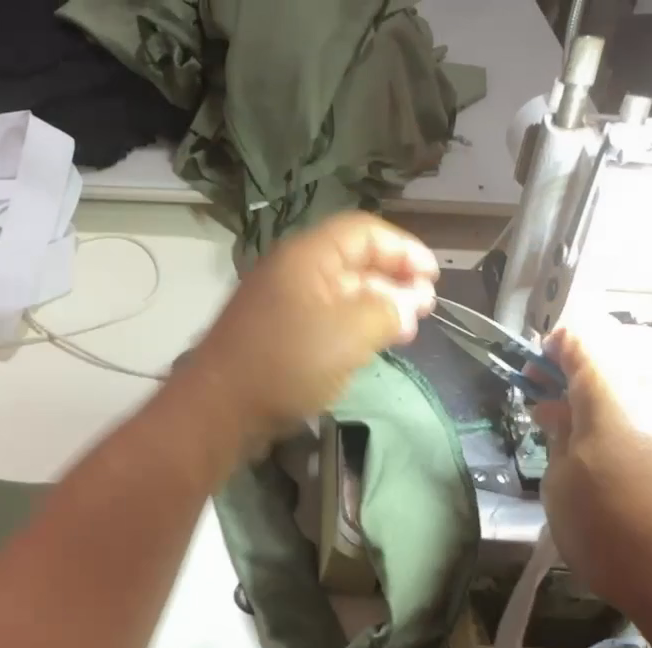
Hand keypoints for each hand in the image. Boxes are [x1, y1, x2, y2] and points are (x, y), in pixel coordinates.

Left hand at [190, 212, 438, 431]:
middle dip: (393, 280)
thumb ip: (388, 311)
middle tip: (425, 308)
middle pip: (351, 261)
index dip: (404, 250)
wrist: (218, 410)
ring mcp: (276, 304)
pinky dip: (348, 329)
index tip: (433, 278)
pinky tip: (365, 350)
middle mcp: (289, 271)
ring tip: (404, 332)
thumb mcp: (351, 333)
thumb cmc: (287, 364)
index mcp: (307, 256)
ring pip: (337, 294)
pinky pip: (319, 320)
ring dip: (374, 308)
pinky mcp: (270, 336)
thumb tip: (407, 305)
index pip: (365, 232)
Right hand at [534, 312, 651, 627]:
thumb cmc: (623, 540)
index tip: (542, 377)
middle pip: (628, 340)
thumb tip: (559, 410)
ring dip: (639, 383)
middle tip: (578, 406)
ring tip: (627, 431)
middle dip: (598, 362)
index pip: (582, 331)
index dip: (556, 347)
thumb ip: (560, 435)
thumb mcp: (563, 490)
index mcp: (618, 386)